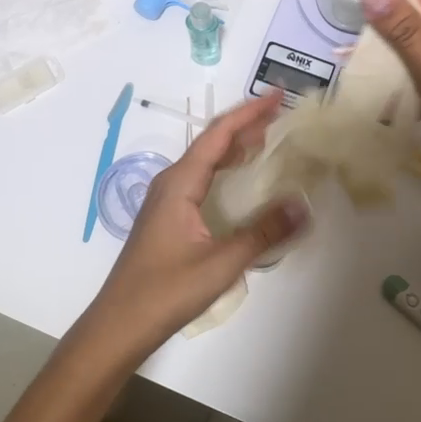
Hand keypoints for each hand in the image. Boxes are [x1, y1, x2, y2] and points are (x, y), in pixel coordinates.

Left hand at [83, 92, 309, 353]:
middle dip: (247, 125)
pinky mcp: (169, 218)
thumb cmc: (166, 291)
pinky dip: (227, 171)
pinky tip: (244, 182)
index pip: (219, 135)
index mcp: (180, 183)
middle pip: (213, 142)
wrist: (119, 325)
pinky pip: (202, 180)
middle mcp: (171, 183)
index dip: (250, 113)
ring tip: (270, 139)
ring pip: (207, 162)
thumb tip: (302, 205)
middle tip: (283, 115)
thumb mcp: (221, 263)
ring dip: (237, 147)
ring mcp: (167, 201)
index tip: (279, 96)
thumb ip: (263, 233)